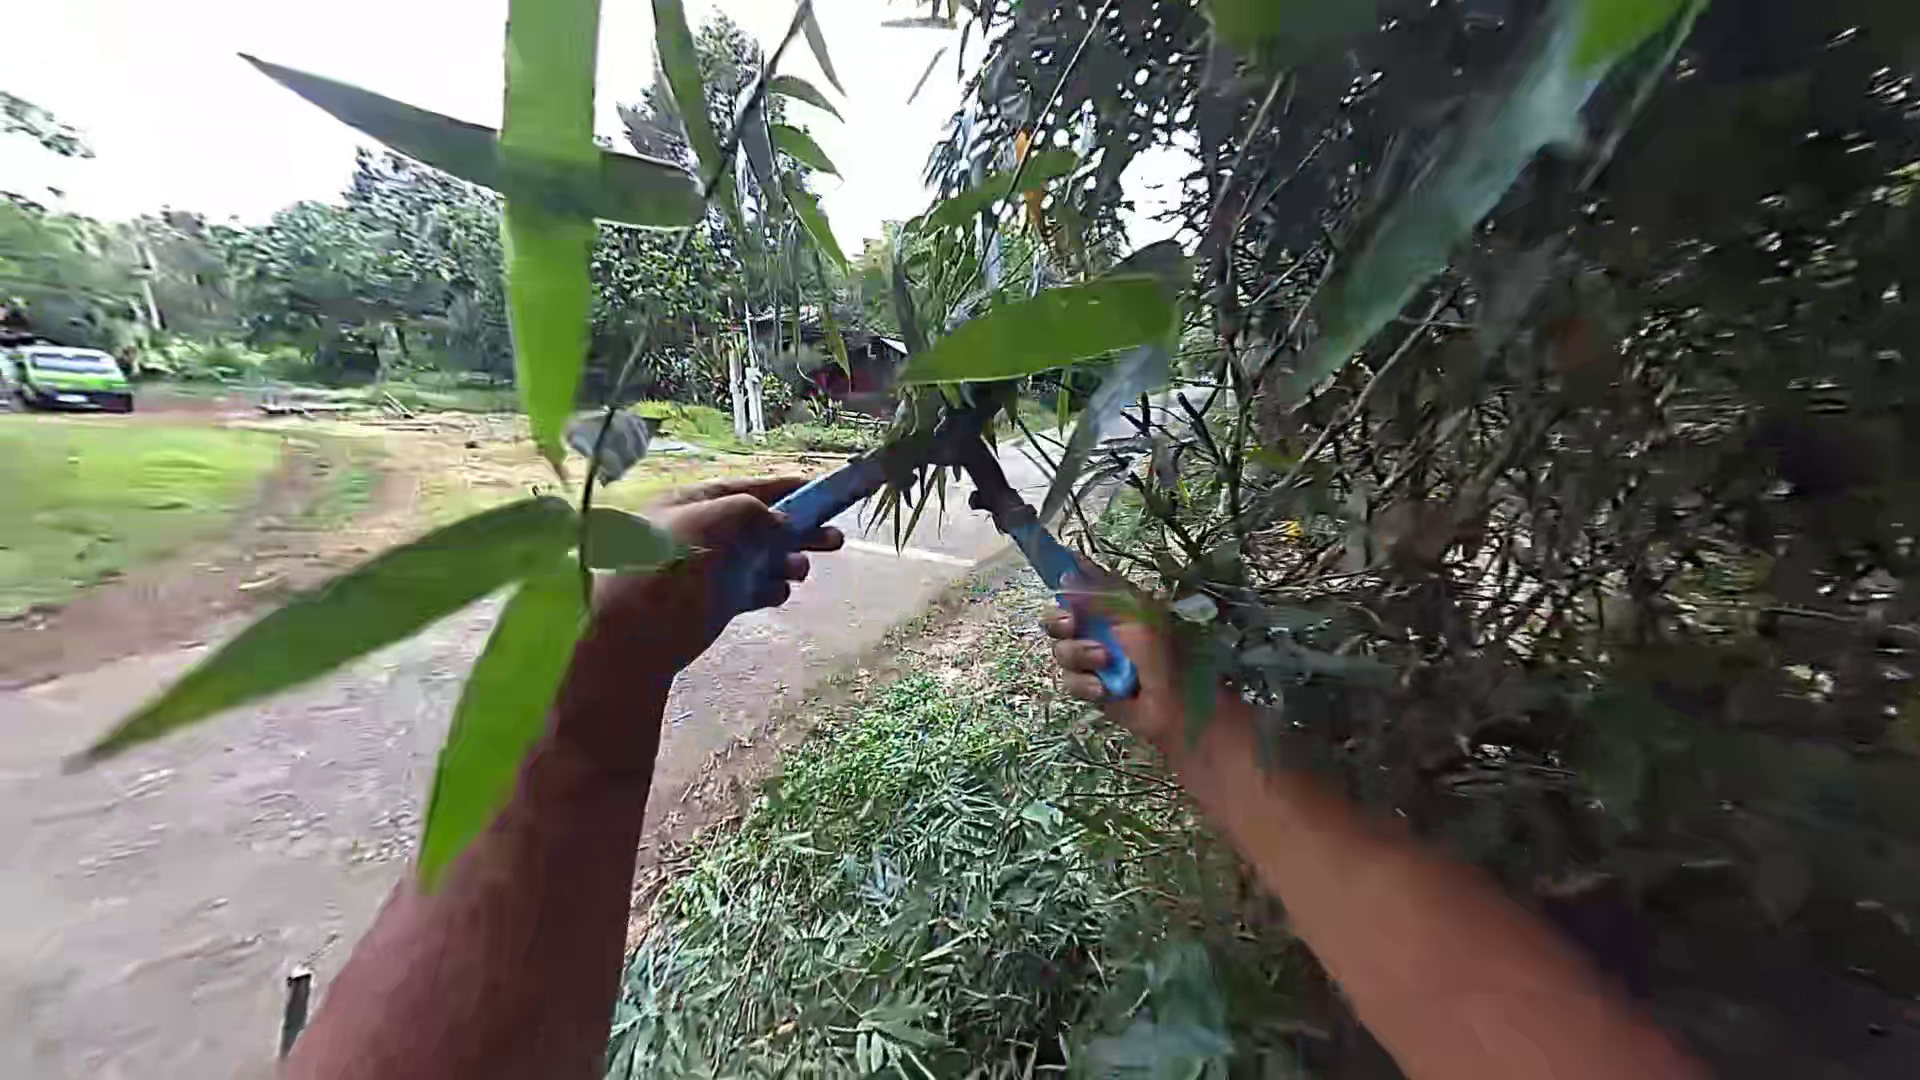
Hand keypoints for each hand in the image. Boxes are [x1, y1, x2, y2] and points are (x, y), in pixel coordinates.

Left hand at [591, 476, 844, 673]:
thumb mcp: (712, 522)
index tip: (824, 490)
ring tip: (799, 571)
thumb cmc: (667, 568)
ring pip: (765, 558)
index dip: (789, 488)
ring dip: (789, 561)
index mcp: (697, 504)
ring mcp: (713, 567)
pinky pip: (756, 588)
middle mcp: (708, 532)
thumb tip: (783, 523)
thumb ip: (754, 512)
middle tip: (835, 539)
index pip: (750, 489)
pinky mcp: (719, 600)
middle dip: (801, 529)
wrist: (633, 637)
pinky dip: (770, 589)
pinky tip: (775, 594)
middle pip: (765, 524)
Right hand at [1041, 576, 1188, 755]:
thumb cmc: (1165, 654)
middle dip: (1059, 621)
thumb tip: (1067, 574)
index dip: (1064, 584)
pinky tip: (1103, 689)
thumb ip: (1100, 594)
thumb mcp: (1136, 614)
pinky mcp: (1088, 687)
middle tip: (1071, 624)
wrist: (1177, 706)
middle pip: (1057, 619)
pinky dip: (1084, 683)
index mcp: (1111, 607)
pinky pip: (1068, 681)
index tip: (1059, 583)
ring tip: (1104, 661)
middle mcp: (1097, 630)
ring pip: (1060, 650)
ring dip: (1079, 655)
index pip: (1079, 588)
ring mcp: (1091, 660)